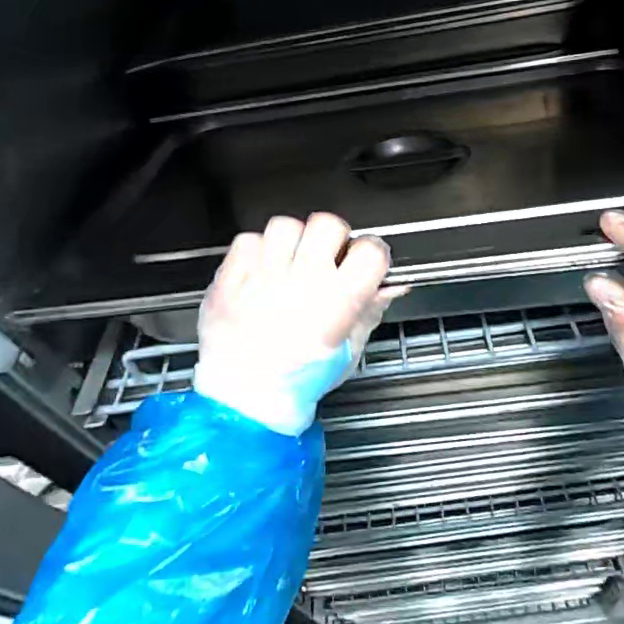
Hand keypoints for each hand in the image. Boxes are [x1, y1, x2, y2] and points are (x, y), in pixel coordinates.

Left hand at [192, 213, 402, 434]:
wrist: (244, 399)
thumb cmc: (299, 380)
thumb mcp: (349, 350)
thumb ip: (370, 312)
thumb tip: (390, 286)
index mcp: (339, 300)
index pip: (370, 249)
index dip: (372, 251)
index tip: (365, 260)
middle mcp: (304, 280)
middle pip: (328, 224)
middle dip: (332, 238)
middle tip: (326, 257)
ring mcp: (264, 275)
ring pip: (287, 225)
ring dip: (292, 240)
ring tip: (290, 262)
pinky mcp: (232, 277)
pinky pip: (248, 238)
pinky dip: (257, 250)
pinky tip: (262, 271)